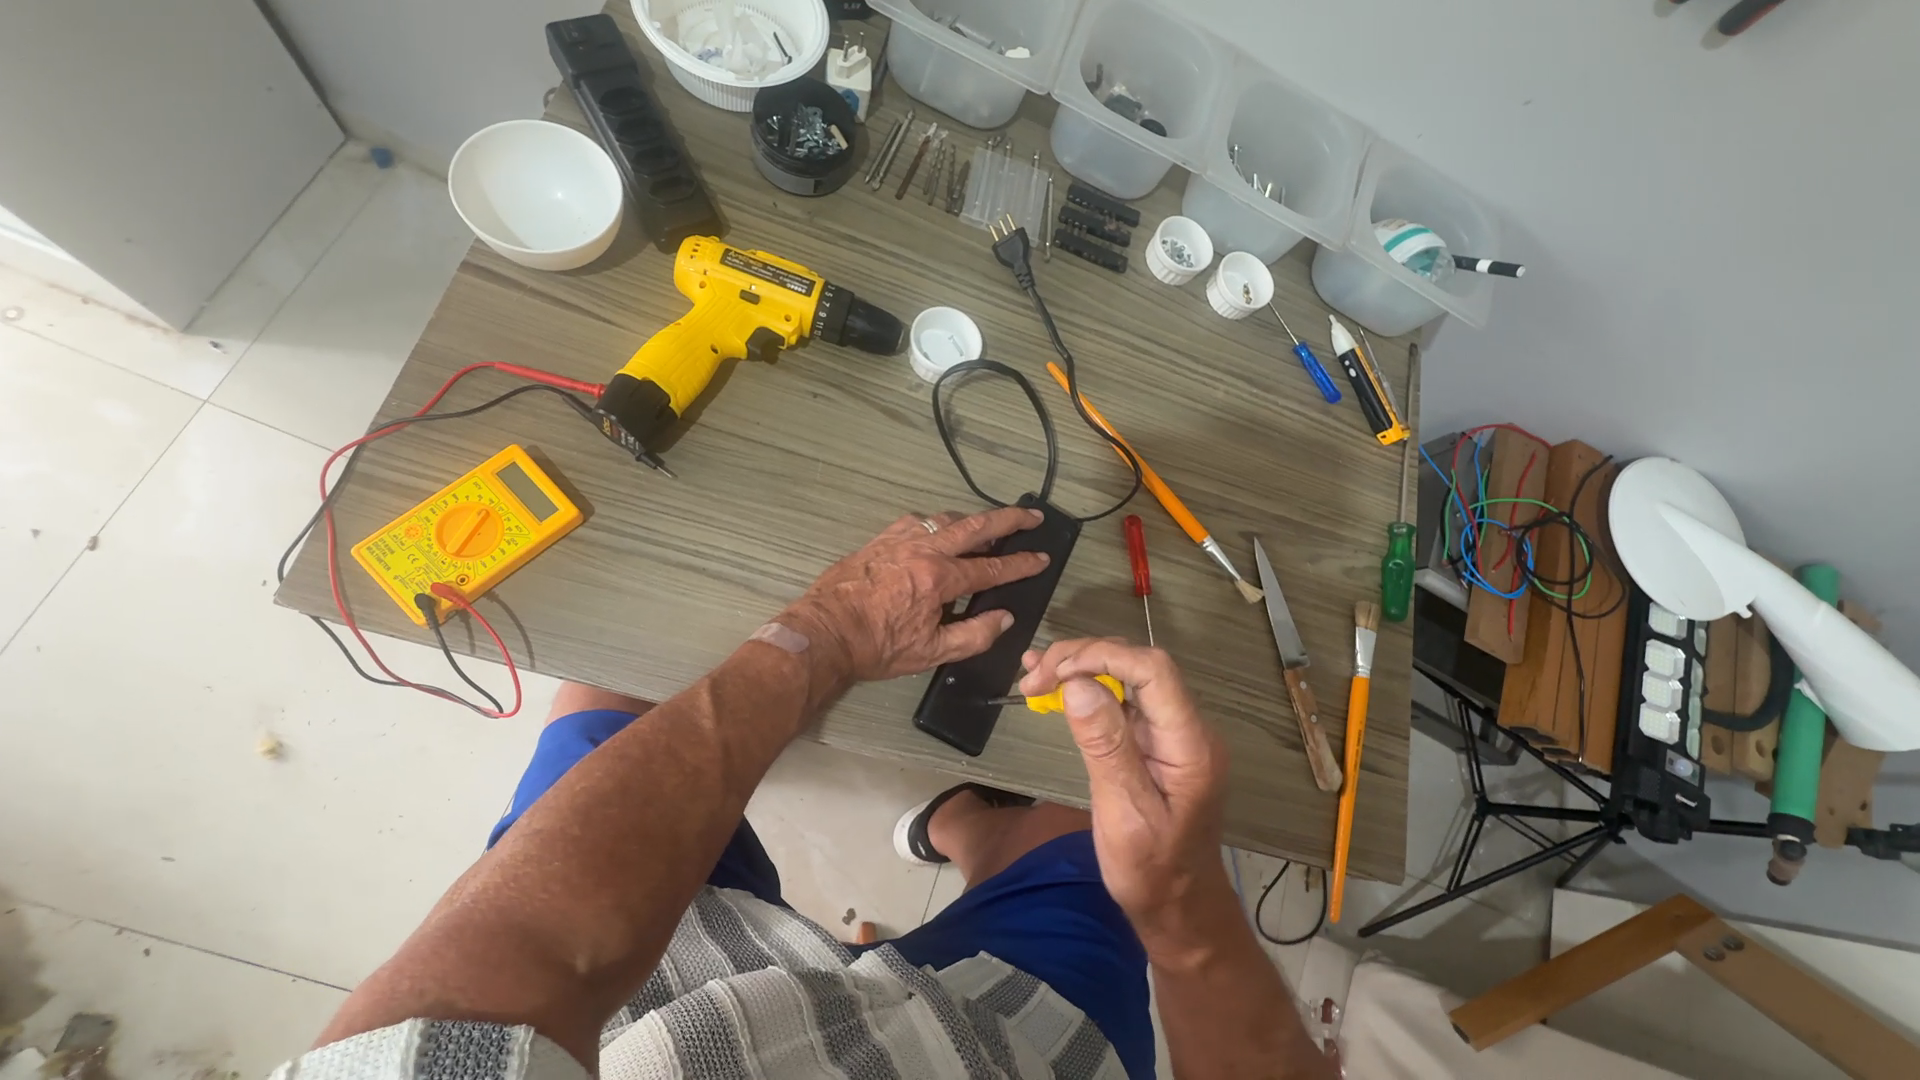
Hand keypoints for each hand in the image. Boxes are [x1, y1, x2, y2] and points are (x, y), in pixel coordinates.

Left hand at [779, 508, 1048, 683]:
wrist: (824, 633)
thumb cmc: (876, 647)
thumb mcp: (930, 652)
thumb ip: (974, 635)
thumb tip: (1004, 618)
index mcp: (939, 578)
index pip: (992, 568)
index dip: (1021, 564)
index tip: (1041, 558)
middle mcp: (923, 550)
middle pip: (975, 526)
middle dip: (1008, 519)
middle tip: (1032, 515)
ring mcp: (899, 540)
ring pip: (945, 519)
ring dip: (972, 520)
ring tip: (988, 527)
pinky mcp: (880, 540)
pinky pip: (918, 523)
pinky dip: (938, 525)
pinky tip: (939, 533)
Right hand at [1020, 639, 1232, 952]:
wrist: (1178, 907)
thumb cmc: (1152, 872)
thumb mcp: (1124, 815)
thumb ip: (1106, 747)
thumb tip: (1077, 684)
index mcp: (1190, 745)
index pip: (1154, 671)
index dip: (1102, 656)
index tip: (1053, 672)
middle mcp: (1186, 728)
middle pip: (1139, 665)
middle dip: (1083, 659)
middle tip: (1032, 677)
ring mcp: (1170, 732)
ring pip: (1127, 675)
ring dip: (1079, 669)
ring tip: (1032, 675)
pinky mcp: (1154, 739)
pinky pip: (1121, 699)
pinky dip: (1085, 688)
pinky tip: (1052, 686)